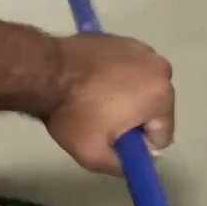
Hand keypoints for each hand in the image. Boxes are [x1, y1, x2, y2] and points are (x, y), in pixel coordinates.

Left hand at [45, 33, 174, 174]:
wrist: (44, 70)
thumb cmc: (73, 113)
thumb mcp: (94, 155)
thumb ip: (119, 166)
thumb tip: (130, 163)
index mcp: (162, 97)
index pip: (161, 136)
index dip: (138, 145)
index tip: (114, 139)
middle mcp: (161, 69)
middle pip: (155, 109)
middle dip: (135, 119)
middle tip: (103, 121)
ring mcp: (142, 49)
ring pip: (143, 87)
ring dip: (128, 97)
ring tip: (97, 100)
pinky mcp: (123, 38)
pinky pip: (129, 68)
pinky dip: (118, 77)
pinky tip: (94, 82)